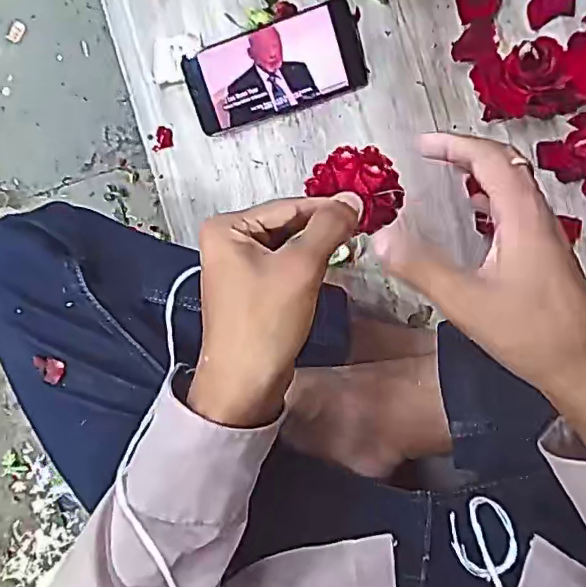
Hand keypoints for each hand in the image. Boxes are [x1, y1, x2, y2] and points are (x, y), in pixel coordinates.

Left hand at [189, 193, 363, 427]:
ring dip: (318, 249)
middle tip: (358, 231)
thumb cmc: (260, 327)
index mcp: (226, 229)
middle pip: (289, 224)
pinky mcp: (252, 288)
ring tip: (347, 250)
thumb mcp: (301, 267)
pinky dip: (309, 266)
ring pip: (290, 245)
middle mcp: (227, 243)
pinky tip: (328, 271)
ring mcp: (239, 267)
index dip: (327, 208)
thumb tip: (349, 203)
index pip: (288, 206)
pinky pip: (286, 266)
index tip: (358, 208)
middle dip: (323, 230)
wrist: (246, 383)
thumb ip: (328, 228)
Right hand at [373, 134, 585, 457]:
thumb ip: (422, 268)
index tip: (423, 144)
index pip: (490, 158)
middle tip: (434, 155)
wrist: (585, 367)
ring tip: (450, 179)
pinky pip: (519, 210)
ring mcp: (548, 236)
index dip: (454, 143)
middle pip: (507, 164)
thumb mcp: (467, 302)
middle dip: (467, 152)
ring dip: (482, 174)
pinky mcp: (548, 254)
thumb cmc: (534, 335)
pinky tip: (477, 222)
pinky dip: (493, 201)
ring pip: (515, 187)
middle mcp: (539, 218)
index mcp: (523, 217)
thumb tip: (384, 238)